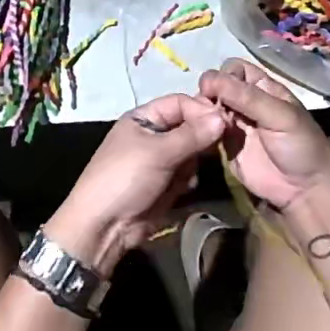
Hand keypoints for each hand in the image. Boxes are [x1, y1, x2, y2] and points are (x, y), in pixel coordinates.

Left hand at [46, 94, 225, 272]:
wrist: (104, 227)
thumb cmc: (125, 178)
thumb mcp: (158, 152)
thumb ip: (192, 135)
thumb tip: (223, 117)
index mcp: (144, 118)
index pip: (180, 103)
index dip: (201, 110)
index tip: (224, 122)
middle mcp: (153, 134)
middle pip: (189, 126)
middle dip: (204, 135)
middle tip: (222, 144)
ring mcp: (161, 160)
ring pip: (193, 150)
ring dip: (197, 159)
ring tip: (194, 170)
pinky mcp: (167, 183)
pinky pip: (189, 173)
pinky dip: (190, 178)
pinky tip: (187, 188)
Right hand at [199, 59, 329, 209]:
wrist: (303, 191)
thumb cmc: (300, 146)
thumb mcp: (281, 116)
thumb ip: (247, 98)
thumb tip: (209, 79)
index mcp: (263, 88)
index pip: (235, 69)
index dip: (224, 75)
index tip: (219, 89)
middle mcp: (245, 102)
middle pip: (217, 86)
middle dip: (210, 93)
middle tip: (212, 108)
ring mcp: (233, 123)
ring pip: (208, 105)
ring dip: (203, 110)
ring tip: (208, 123)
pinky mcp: (224, 144)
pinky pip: (206, 128)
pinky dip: (201, 128)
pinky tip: (203, 134)